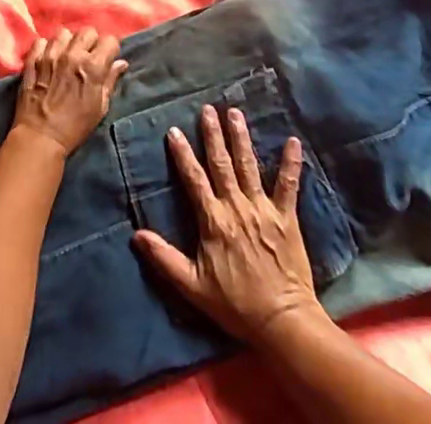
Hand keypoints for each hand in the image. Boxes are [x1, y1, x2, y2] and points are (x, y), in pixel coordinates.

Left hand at [10, 28, 128, 157]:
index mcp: (92, 66)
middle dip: (91, 41)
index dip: (110, 48)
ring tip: (66, 55)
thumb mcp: (100, 107)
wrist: (40, 137)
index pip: (109, 40)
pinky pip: (41, 41)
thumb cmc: (75, 126)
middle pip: (87, 31)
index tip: (107, 57)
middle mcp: (72, 55)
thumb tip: (121, 63)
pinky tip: (48, 59)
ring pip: (64, 33)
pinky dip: (46, 47)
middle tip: (87, 55)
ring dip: (68, 42)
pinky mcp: (32, 60)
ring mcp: (50, 55)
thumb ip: (110, 81)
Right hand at [133, 105, 321, 342]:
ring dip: (242, 138)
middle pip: (222, 164)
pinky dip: (291, 163)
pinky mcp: (287, 218)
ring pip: (249, 166)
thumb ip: (164, 258)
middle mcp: (237, 207)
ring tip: (236, 113)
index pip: (193, 179)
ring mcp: (264, 210)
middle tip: (208, 109)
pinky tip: (293, 142)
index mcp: (213, 221)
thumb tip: (136, 235)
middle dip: (213, 135)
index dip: (182, 154)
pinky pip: (289, 186)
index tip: (173, 131)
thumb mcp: (192, 286)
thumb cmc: (235, 304)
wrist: (282, 321)